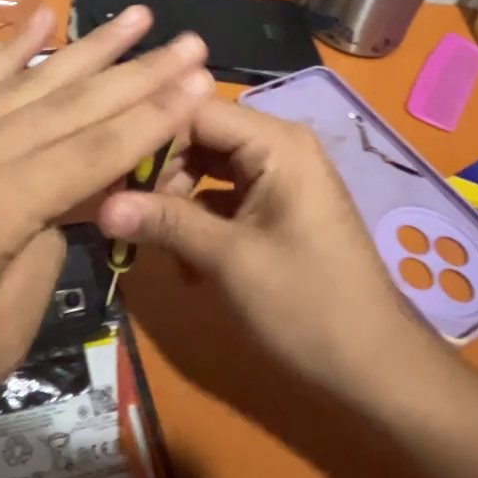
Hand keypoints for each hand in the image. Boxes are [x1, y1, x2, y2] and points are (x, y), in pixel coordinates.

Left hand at [0, 5, 212, 452]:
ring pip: (28, 84)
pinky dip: (10, 49)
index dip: (152, 118)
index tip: (202, 82)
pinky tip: (41, 18)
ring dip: (88, 49)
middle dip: (138, 73)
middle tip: (191, 42)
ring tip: (135, 15)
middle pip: (70, 106)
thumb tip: (69, 202)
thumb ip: (44, 256)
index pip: (91, 152)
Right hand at [96, 99, 433, 402]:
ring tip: (150, 243)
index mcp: (276, 141)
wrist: (377, 366)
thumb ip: (165, 223)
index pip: (194, 111)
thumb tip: (101, 207)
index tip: (107, 174)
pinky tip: (183, 264)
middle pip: (200, 137)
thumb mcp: (229, 260)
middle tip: (121, 213)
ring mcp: (281, 176)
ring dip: (176, 202)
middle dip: (160, 173)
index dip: (149, 137)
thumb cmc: (308, 305)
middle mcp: (279, 145)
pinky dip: (200, 221)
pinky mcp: (279, 206)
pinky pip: (226, 195)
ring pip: (208, 168)